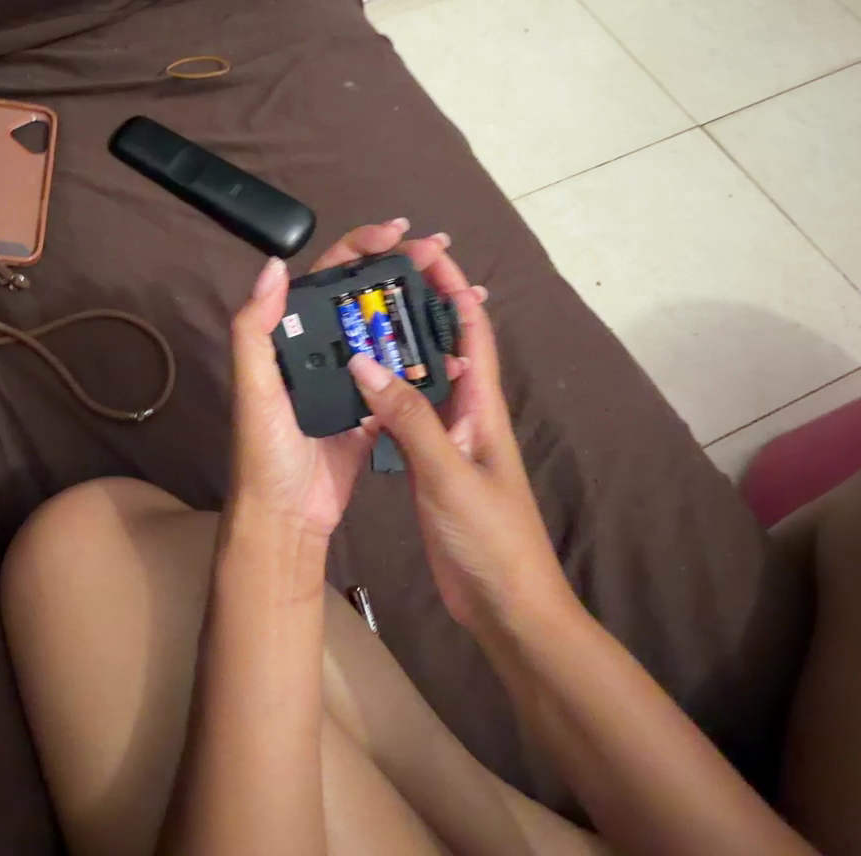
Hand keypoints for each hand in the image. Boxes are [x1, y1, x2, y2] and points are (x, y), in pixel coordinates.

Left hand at [228, 219, 456, 539]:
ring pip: (390, 332)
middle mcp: (323, 349)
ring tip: (460, 289)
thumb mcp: (253, 388)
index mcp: (293, 336)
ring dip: (421, 308)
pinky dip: (429, 360)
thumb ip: (255, 329)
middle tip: (440, 249)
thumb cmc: (265, 451)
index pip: (329, 277)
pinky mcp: (374, 410)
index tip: (399, 230)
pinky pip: (404, 377)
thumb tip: (277, 264)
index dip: (361, 247)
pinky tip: (457, 347)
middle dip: (402, 267)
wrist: (286, 517)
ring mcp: (352, 379)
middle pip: (366, 296)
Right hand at [346, 282, 572, 638]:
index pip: (472, 332)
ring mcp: (447, 442)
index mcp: (482, 407)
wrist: (506, 605)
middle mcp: (466, 415)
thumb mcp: (448, 473)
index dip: (453, 290)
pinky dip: (382, 397)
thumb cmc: (491, 536)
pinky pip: (404, 419)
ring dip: (396, 352)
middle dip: (418, 311)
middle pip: (444, 349)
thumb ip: (408, 418)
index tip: (424, 253)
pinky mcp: (428, 468)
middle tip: (373, 282)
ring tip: (355, 323)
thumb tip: (365, 360)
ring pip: (420, 383)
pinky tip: (354, 389)